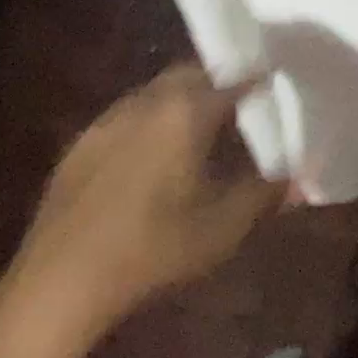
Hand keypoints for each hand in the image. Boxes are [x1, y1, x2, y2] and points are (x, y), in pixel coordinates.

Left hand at [2, 65, 284, 328]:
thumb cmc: (154, 249)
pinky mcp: (78, 148)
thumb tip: (298, 182)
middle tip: (237, 101)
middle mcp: (145, 105)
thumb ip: (264, 196)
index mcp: (185, 114)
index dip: (255, 80)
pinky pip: (124, 119)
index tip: (271, 81)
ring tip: (197, 129)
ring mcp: (105, 123)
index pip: (230, 81)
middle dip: (214, 82)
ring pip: (151, 94)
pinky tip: (151, 158)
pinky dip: (147, 124)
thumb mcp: (223, 228)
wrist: (60, 283)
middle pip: (186, 75)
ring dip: (177, 101)